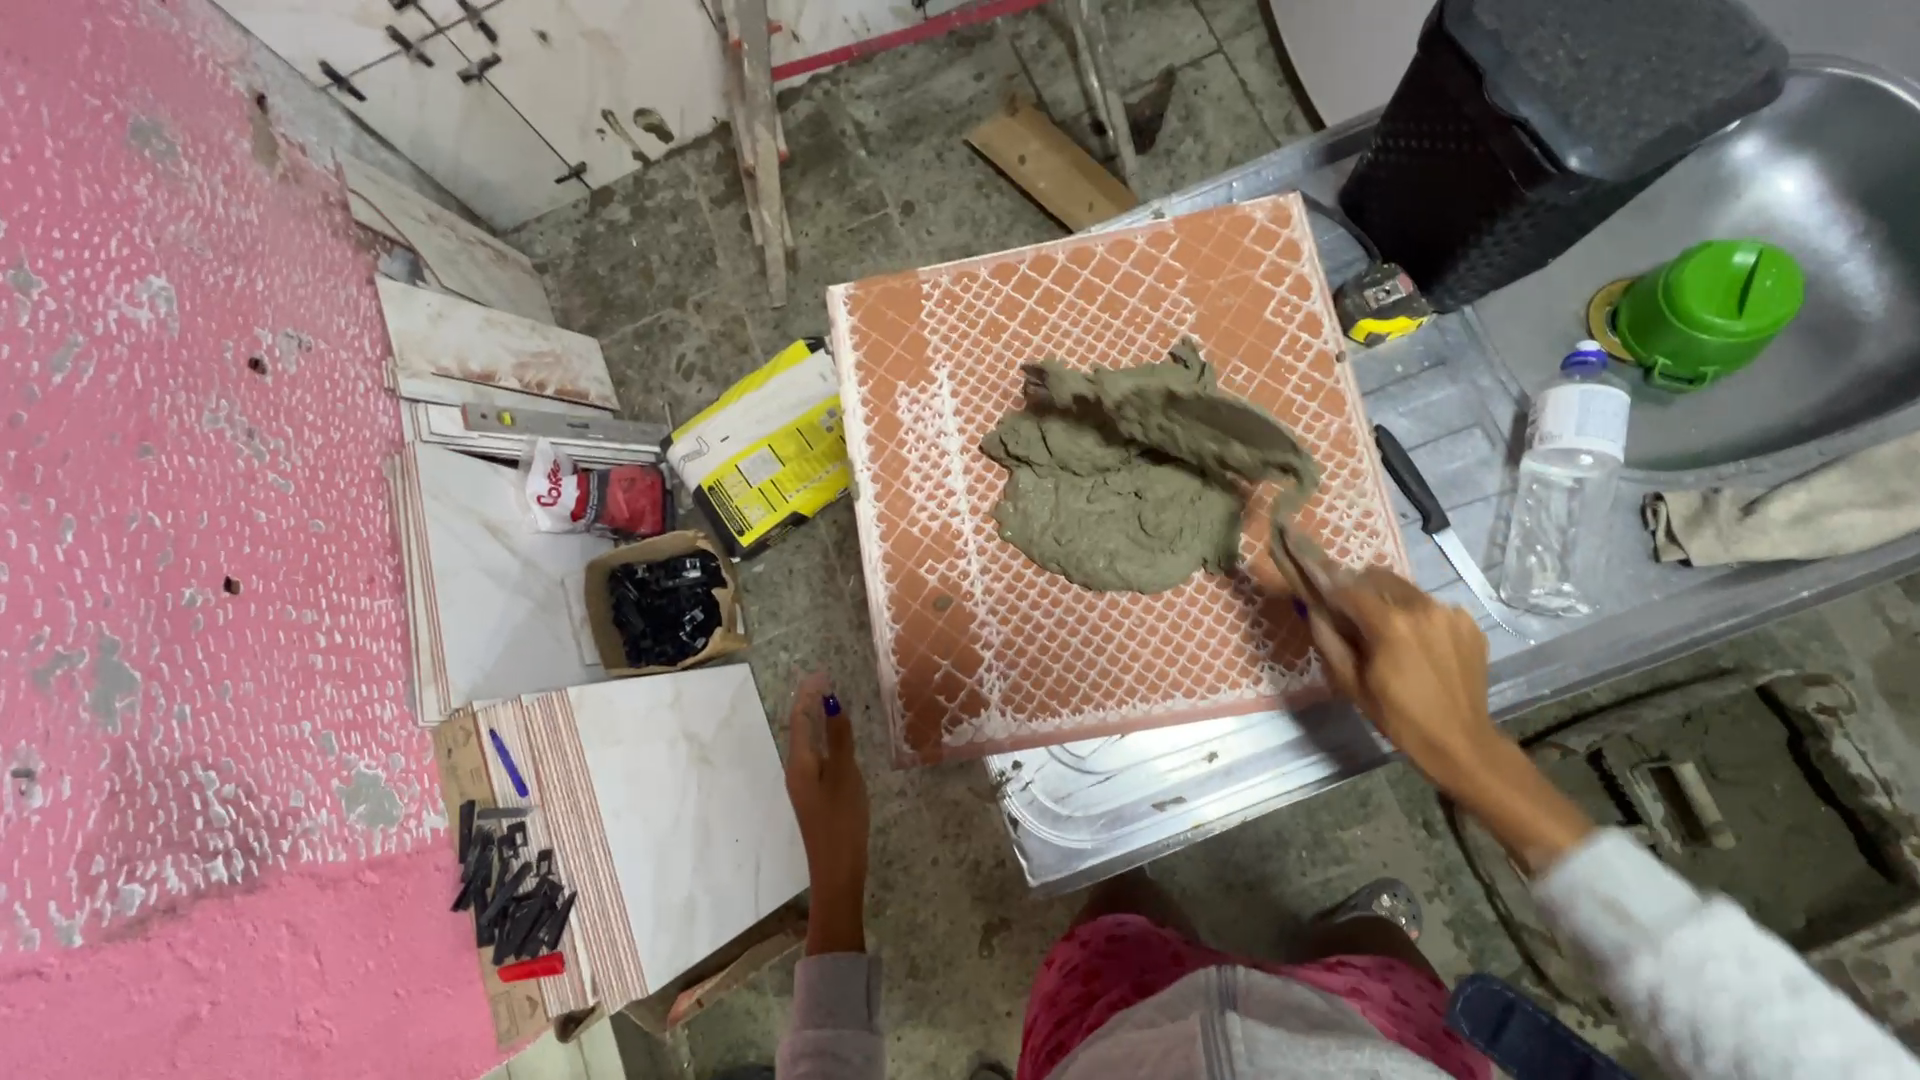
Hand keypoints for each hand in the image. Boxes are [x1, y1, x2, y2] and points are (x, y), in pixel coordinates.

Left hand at [784, 671, 868, 953]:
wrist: (837, 868)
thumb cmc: (842, 820)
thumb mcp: (845, 775)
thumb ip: (839, 739)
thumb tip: (831, 702)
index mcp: (800, 763)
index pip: (800, 718)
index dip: (809, 694)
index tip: (822, 673)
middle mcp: (797, 770)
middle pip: (799, 728)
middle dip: (810, 702)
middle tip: (825, 681)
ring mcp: (805, 785)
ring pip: (807, 742)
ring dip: (815, 719)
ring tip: (829, 700)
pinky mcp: (815, 796)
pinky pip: (815, 756)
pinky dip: (823, 738)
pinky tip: (836, 740)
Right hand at [1301, 568, 1499, 793]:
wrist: (1460, 740)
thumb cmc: (1398, 716)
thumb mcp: (1350, 683)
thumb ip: (1328, 640)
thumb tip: (1315, 610)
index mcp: (1390, 623)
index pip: (1348, 588)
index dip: (1330, 589)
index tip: (1320, 594)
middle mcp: (1422, 608)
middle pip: (1380, 578)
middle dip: (1360, 589)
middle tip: (1352, 614)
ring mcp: (1451, 614)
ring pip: (1407, 591)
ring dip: (1390, 602)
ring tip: (1388, 632)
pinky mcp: (1469, 624)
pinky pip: (1433, 607)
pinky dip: (1418, 617)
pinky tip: (1419, 645)